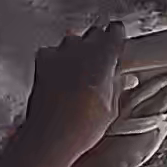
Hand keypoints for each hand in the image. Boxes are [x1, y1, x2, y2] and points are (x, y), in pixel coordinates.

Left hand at [13, 22, 126, 166]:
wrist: (51, 135)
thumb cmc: (82, 125)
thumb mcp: (111, 107)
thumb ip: (116, 85)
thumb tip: (123, 79)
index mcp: (104, 54)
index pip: (115, 30)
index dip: (116, 37)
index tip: (117, 43)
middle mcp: (82, 47)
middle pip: (93, 34)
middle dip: (97, 45)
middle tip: (100, 65)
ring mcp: (60, 52)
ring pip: (72, 42)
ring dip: (76, 53)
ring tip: (78, 76)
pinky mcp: (42, 59)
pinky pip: (52, 53)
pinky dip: (56, 61)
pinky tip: (59, 79)